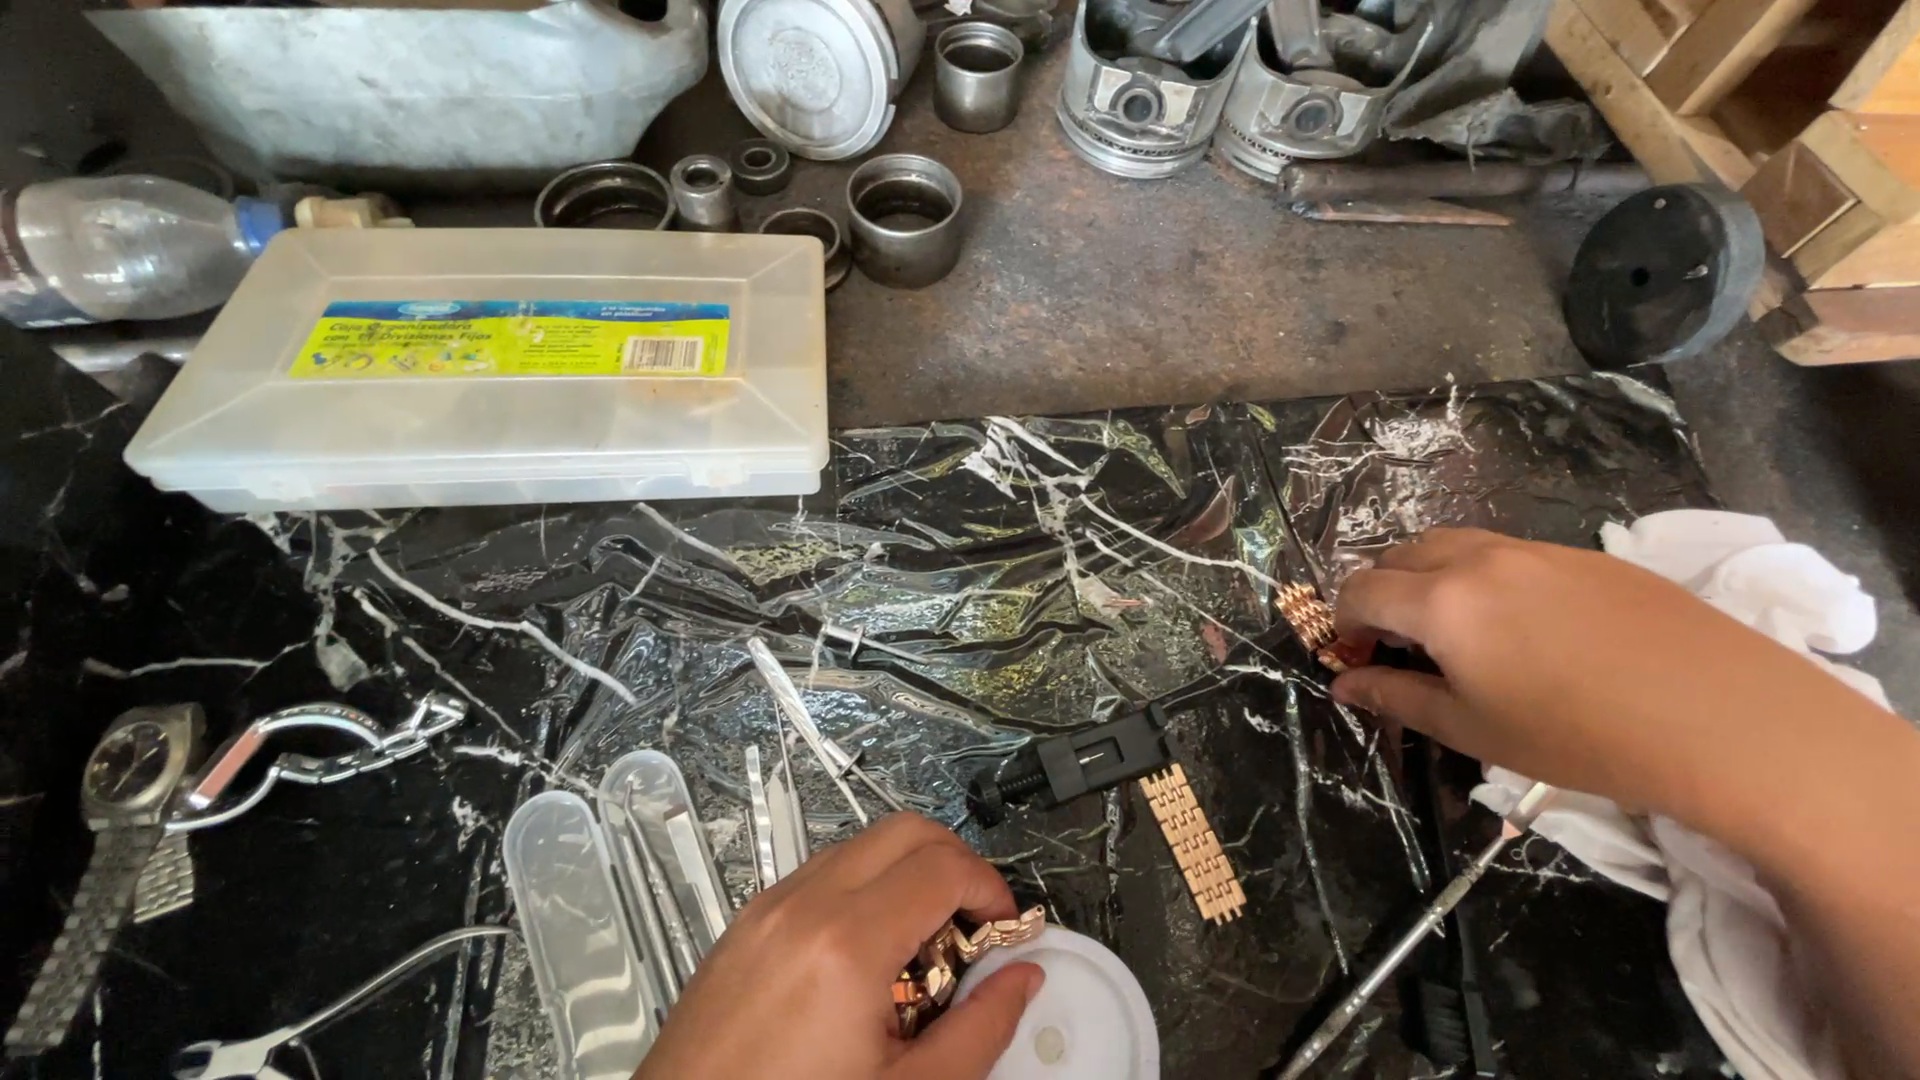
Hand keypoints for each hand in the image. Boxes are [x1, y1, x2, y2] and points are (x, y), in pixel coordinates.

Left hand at [636, 813, 1043, 1079]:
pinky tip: (868, 955)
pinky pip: (823, 873)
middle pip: (905, 830)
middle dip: (955, 861)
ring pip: (863, 845)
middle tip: (973, 922)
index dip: (991, 888)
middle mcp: (804, 904)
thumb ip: (979, 1031)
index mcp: (846, 944)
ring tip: (921, 946)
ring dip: (908, 872)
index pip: (943, 867)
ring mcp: (770, 906)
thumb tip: (1021, 978)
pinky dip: (863, 888)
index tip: (1004, 926)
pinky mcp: (749, 920)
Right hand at [1327, 527, 1898, 831]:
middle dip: (1381, 593)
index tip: (1354, 655)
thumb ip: (1395, 697)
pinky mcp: (1586, 556)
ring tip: (1455, 630)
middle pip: (1399, 555)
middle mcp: (1478, 559)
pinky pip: (1507, 552)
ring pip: (1452, 544)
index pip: (1359, 590)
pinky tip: (1523, 627)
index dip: (1343, 621)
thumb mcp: (1471, 728)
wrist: (1730, 722)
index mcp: (1441, 602)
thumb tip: (1343, 684)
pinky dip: (1481, 576)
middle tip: (1399, 644)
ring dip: (1428, 577)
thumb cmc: (1580, 737)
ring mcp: (1536, 550)